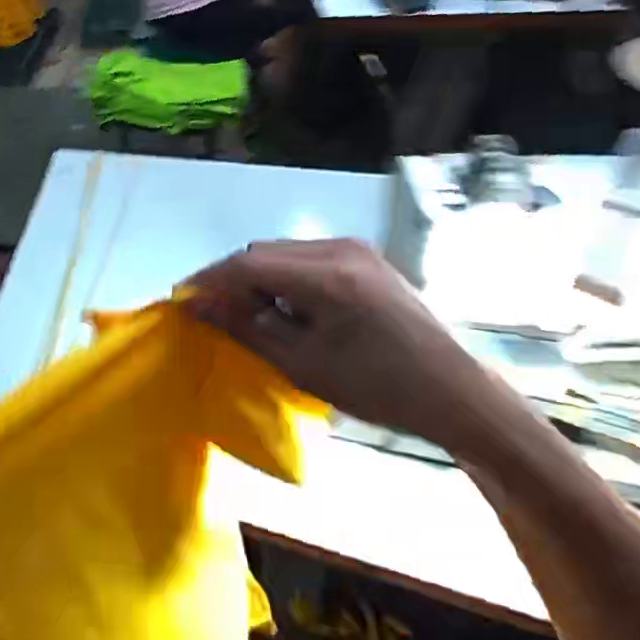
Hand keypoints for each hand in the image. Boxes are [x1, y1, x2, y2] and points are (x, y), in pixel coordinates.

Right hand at [187, 239, 521, 455]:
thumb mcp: (304, 364)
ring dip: (260, 278)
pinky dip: (287, 278)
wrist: (455, 392)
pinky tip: (291, 308)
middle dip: (234, 280)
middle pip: (263, 252)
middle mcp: (339, 247)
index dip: (210, 280)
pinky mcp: (365, 257)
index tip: (184, 300)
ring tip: (255, 316)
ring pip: (284, 252)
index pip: (248, 264)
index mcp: (326, 275)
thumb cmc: (377, 387)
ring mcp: (356, 248)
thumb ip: (247, 327)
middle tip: (217, 314)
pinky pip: (308, 257)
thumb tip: (199, 305)